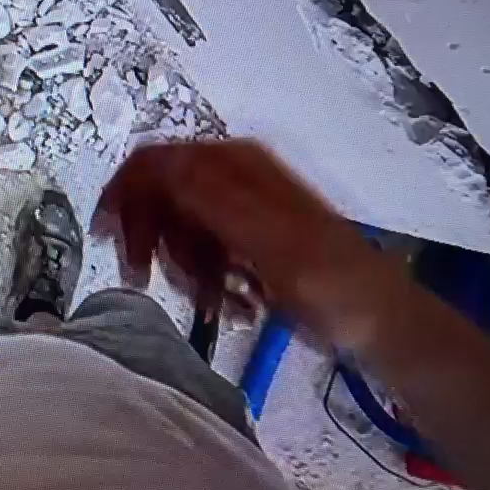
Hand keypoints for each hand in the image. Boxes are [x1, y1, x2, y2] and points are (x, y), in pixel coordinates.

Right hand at [97, 139, 380, 325]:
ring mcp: (231, 208)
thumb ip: (207, 196)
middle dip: (149, 239)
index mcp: (233, 162)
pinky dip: (199, 279)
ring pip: (169, 228)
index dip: (122, 191)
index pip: (152, 161)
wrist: (385, 328)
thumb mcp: (268, 238)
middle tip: (140, 277)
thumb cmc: (333, 283)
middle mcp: (226, 176)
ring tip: (209, 301)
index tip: (104, 232)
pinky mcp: (236, 239)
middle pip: (154, 196)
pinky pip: (192, 251)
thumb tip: (154, 165)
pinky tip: (225, 303)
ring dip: (180, 268)